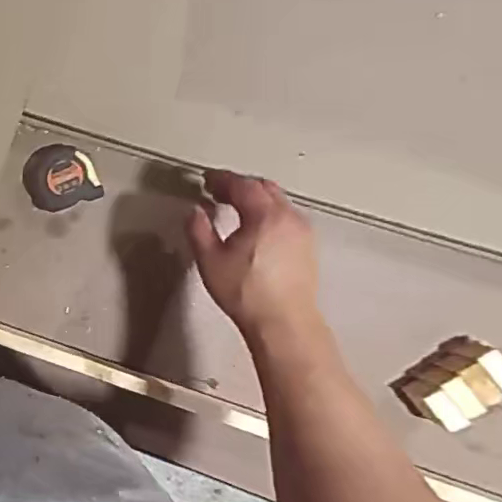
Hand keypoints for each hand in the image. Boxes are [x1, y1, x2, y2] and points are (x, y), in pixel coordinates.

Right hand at [186, 169, 320, 343]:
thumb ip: (199, 230)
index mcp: (265, 215)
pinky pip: (287, 219)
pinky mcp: (307, 249)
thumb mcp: (210, 261)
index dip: (221, 179)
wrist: (282, 322)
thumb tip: (195, 214)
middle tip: (220, 189)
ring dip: (257, 199)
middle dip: (240, 185)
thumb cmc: (249, 295)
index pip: (242, 184)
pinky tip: (258, 229)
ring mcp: (302, 233)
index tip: (209, 179)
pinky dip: (270, 215)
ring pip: (278, 202)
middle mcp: (288, 218)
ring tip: (237, 207)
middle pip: (264, 187)